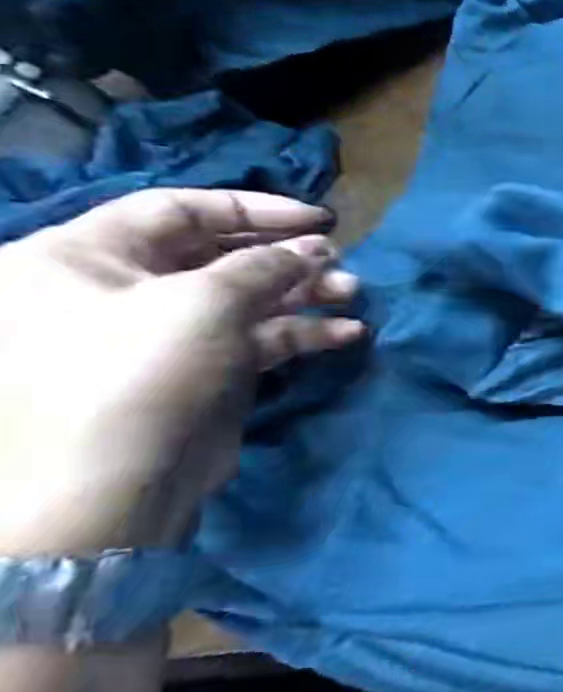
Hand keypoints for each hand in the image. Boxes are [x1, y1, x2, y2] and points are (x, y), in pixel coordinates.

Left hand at [0, 190, 365, 555]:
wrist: (110, 482)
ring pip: (247, 296)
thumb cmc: (138, 371)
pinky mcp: (199, 367)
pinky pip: (257, 335)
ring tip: (352, 294)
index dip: (254, 208)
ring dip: (306, 293)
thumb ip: (267, 264)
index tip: (322, 219)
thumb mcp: (206, 301)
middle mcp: (114, 290)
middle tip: (339, 261)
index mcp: (81, 259)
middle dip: (289, 257)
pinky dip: (303, 331)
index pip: (176, 209)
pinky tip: (346, 333)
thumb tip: (314, 248)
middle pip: (218, 254)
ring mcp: (158, 333)